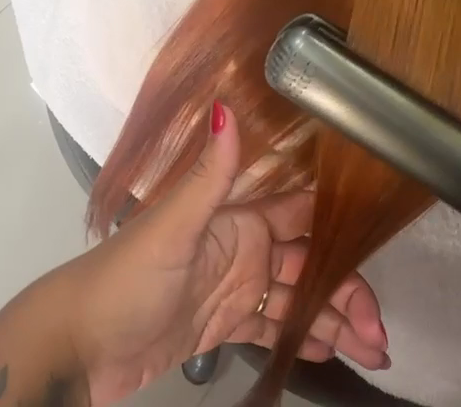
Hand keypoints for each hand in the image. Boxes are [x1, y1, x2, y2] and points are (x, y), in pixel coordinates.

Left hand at [58, 103, 389, 402]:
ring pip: (296, 301)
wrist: (81, 342)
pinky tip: (330, 353)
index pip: (299, 216)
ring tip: (372, 352)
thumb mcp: (171, 226)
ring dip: (333, 322)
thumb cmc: (123, 278)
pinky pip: (272, 329)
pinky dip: (301, 340)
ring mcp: (231, 288)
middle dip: (345, 292)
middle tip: (379, 331)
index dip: (338, 234)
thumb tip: (226, 107)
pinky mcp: (220, 325)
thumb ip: (210, 175)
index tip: (373, 255)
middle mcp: (238, 247)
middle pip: (306, 264)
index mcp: (232, 218)